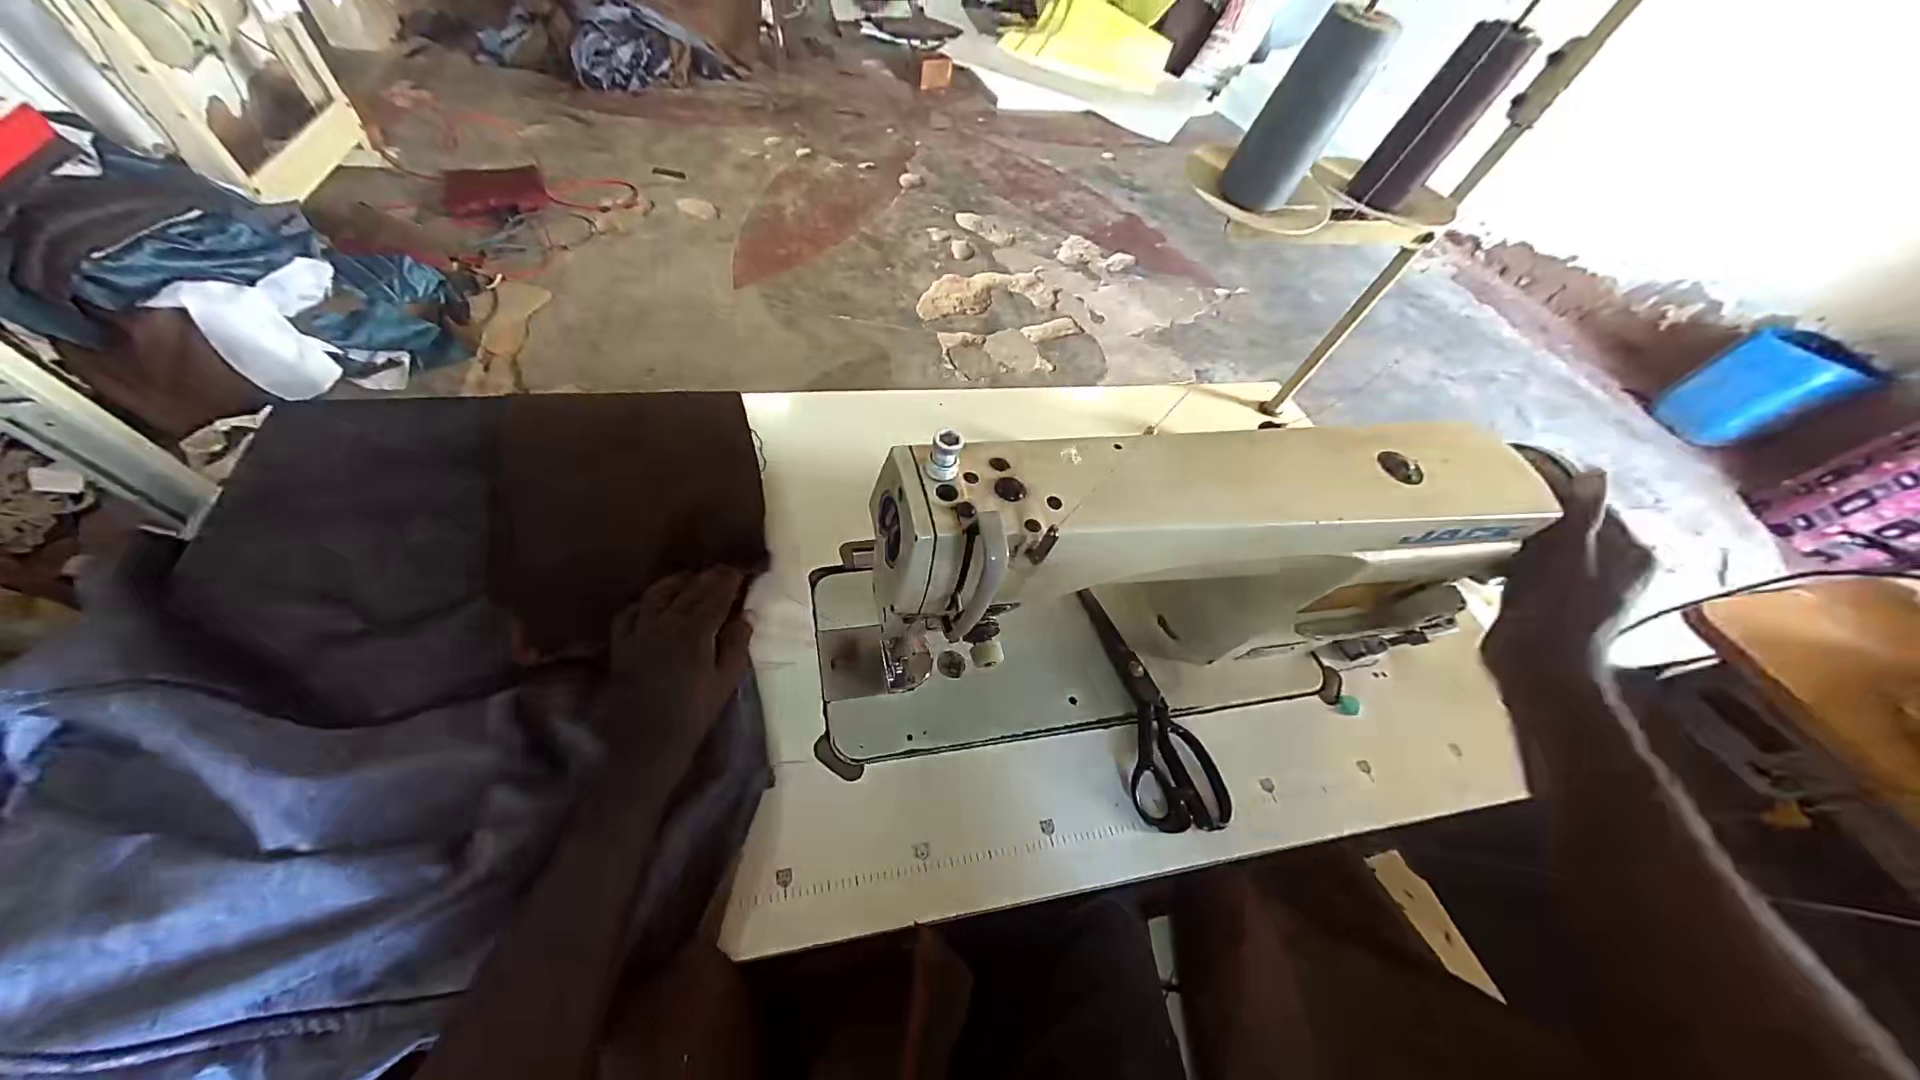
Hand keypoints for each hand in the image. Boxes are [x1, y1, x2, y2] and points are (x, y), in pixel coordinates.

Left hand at [601, 567, 753, 764]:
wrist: (646, 742)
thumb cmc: (694, 712)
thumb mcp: (726, 680)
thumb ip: (737, 643)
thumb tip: (746, 614)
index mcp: (696, 630)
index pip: (717, 594)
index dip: (731, 580)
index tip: (742, 571)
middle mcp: (666, 622)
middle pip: (690, 589)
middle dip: (709, 577)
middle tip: (724, 572)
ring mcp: (640, 631)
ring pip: (658, 593)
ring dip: (677, 582)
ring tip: (690, 579)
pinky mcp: (621, 644)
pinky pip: (630, 612)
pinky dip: (645, 602)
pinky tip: (652, 604)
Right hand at [1483, 470, 1653, 678]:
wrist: (1536, 668)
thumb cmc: (1556, 611)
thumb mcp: (1569, 556)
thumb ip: (1582, 515)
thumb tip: (1592, 473)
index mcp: (1634, 555)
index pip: (1597, 507)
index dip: (1560, 491)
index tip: (1519, 481)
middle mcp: (1617, 570)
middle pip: (1575, 528)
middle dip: (1540, 515)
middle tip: (1498, 504)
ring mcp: (1586, 590)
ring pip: (1553, 549)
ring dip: (1525, 538)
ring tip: (1490, 528)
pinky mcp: (1555, 605)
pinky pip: (1535, 569)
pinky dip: (1515, 561)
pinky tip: (1491, 561)